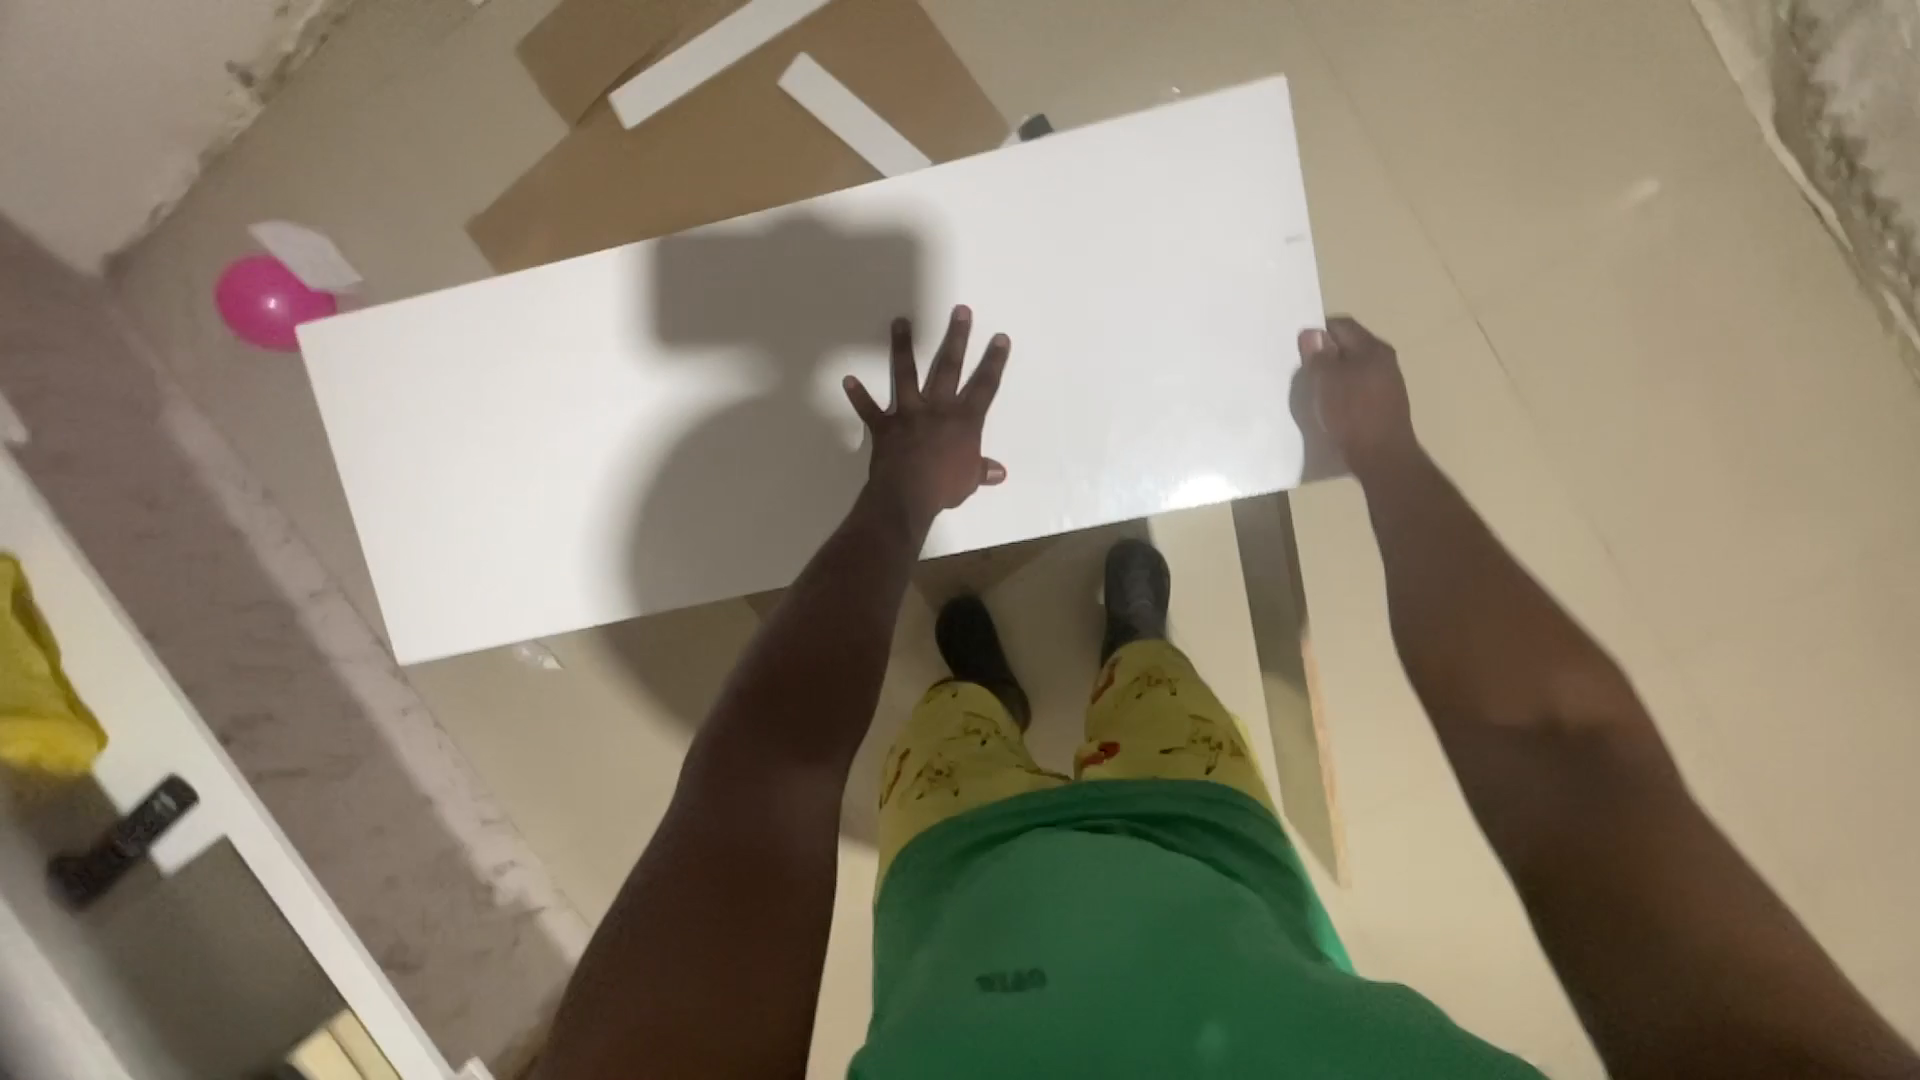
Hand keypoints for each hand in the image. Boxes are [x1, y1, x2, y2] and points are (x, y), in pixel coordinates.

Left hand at [843, 305, 1009, 526]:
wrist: (907, 496)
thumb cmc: (944, 488)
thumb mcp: (969, 480)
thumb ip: (981, 471)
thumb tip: (999, 473)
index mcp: (964, 421)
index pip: (985, 386)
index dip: (994, 362)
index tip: (1000, 338)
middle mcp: (938, 409)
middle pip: (949, 367)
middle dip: (956, 338)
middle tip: (960, 311)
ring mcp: (909, 414)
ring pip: (906, 374)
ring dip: (901, 347)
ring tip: (900, 322)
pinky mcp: (884, 426)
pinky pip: (869, 410)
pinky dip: (858, 397)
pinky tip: (847, 381)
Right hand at [1300, 315, 1417, 475]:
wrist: (1381, 455)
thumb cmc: (1351, 414)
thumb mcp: (1326, 381)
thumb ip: (1318, 355)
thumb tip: (1312, 333)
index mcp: (1372, 348)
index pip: (1342, 325)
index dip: (1318, 331)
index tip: (1299, 348)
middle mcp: (1384, 359)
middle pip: (1349, 345)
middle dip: (1325, 353)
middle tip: (1304, 370)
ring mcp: (1387, 381)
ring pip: (1354, 366)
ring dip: (1334, 373)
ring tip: (1315, 390)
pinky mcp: (1385, 402)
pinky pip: (1359, 385)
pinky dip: (1343, 389)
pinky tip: (1332, 405)